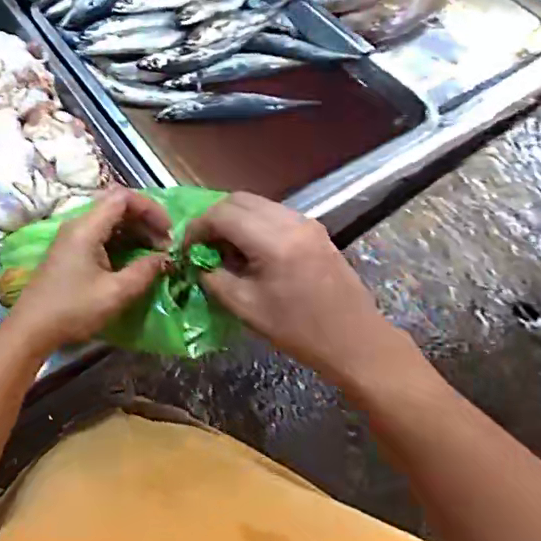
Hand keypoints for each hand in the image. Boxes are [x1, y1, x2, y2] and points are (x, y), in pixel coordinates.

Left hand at [0, 189, 172, 354]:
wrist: (30, 329)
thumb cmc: (73, 310)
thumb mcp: (115, 293)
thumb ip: (144, 271)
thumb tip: (166, 258)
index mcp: (86, 228)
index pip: (123, 197)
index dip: (151, 208)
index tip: (169, 231)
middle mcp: (78, 225)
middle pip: (117, 205)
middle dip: (145, 220)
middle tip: (165, 245)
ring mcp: (72, 238)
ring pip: (110, 220)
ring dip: (135, 232)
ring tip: (155, 253)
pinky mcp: (70, 252)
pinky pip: (101, 235)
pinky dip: (122, 242)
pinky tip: (134, 260)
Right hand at [189, 193, 412, 391]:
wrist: (354, 340)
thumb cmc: (298, 330)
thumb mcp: (246, 307)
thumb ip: (214, 277)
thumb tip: (198, 261)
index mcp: (274, 241)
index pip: (222, 215)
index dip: (197, 228)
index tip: (186, 249)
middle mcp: (291, 222)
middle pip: (238, 200)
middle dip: (214, 219)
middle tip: (202, 246)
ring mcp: (306, 222)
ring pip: (257, 204)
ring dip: (234, 220)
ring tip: (224, 250)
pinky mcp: (315, 229)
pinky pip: (274, 214)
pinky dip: (253, 224)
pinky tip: (250, 251)